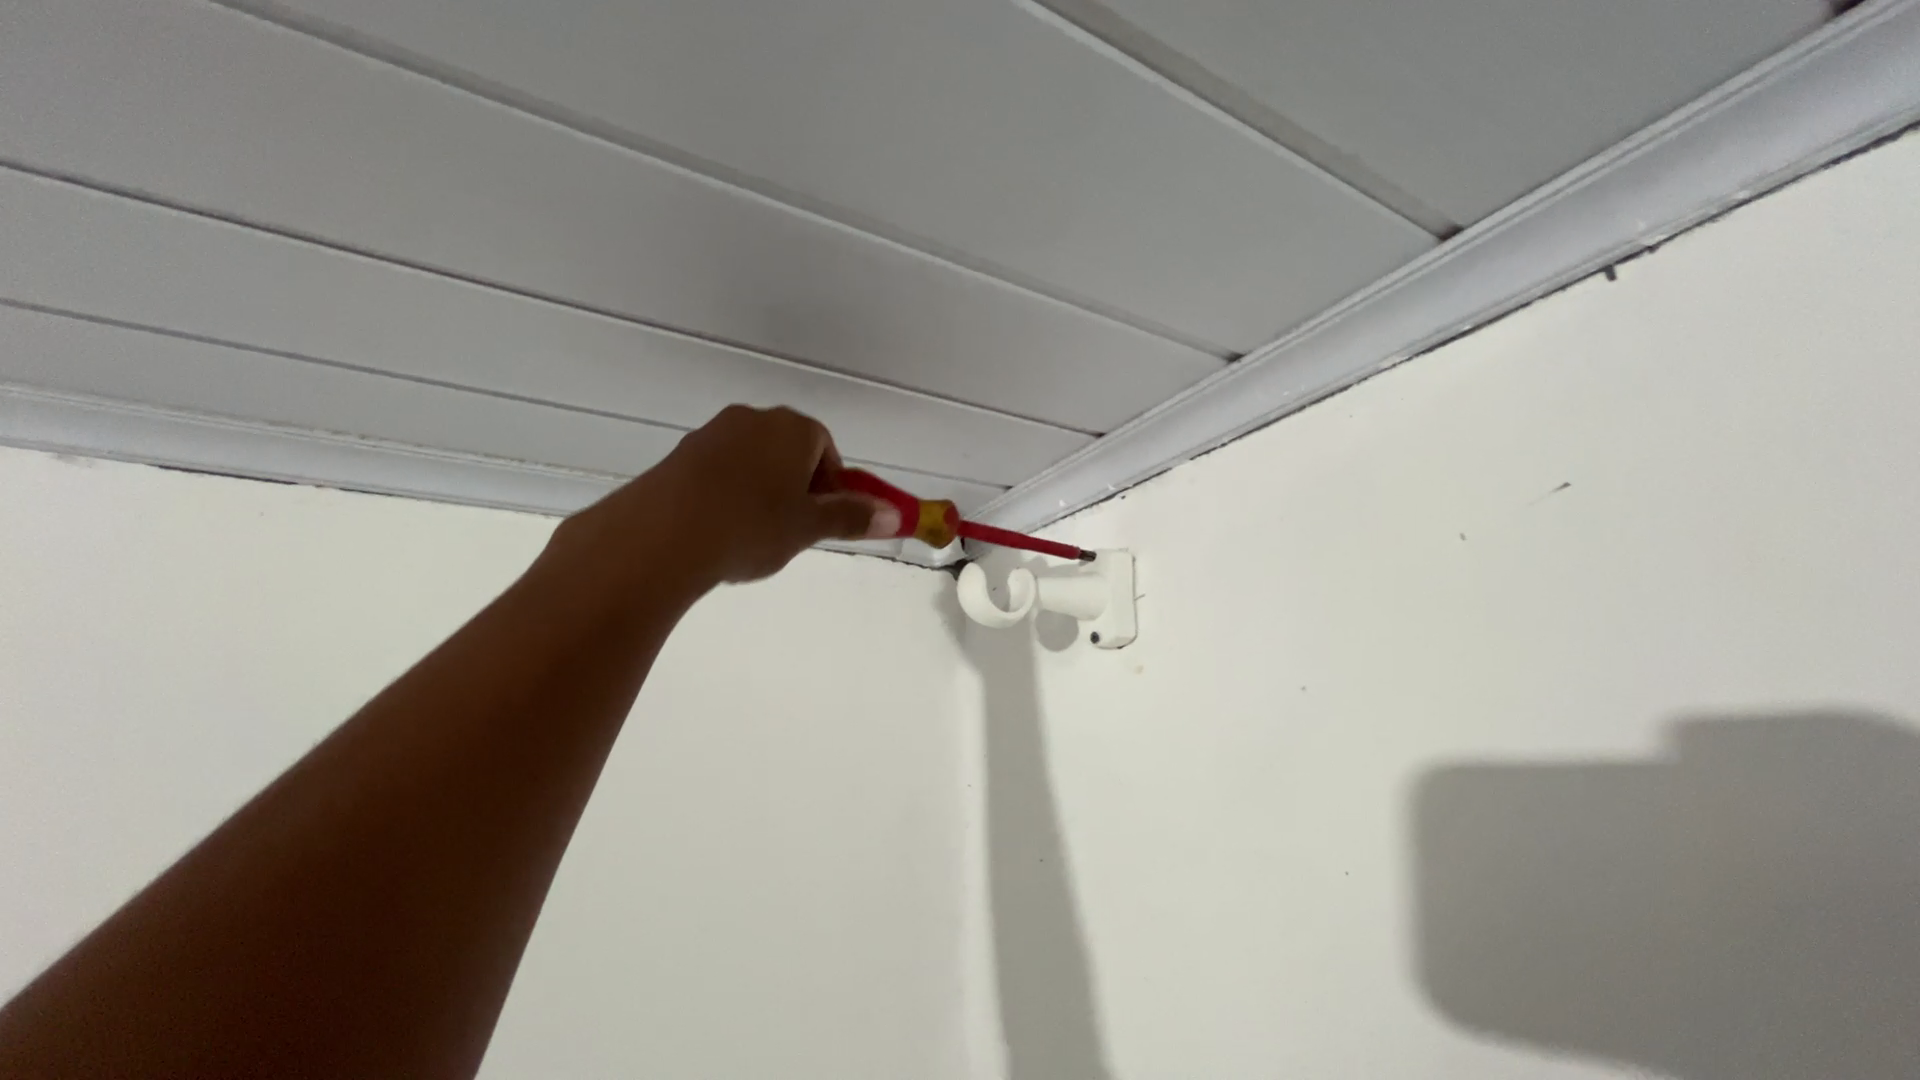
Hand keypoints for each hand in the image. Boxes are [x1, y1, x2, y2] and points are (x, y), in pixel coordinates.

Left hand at [548, 405, 900, 592]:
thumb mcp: (808, 527)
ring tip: (751, 534)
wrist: (663, 534)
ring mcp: (711, 434)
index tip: (822, 517)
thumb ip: (850, 517)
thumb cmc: (752, 525)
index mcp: (793, 428)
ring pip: (750, 461)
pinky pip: (716, 472)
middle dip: (795, 487)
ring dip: (759, 490)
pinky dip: (725, 495)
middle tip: (791, 529)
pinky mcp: (679, 456)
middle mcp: (753, 420)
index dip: (829, 484)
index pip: (824, 447)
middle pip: (787, 451)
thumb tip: (894, 515)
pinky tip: (718, 531)